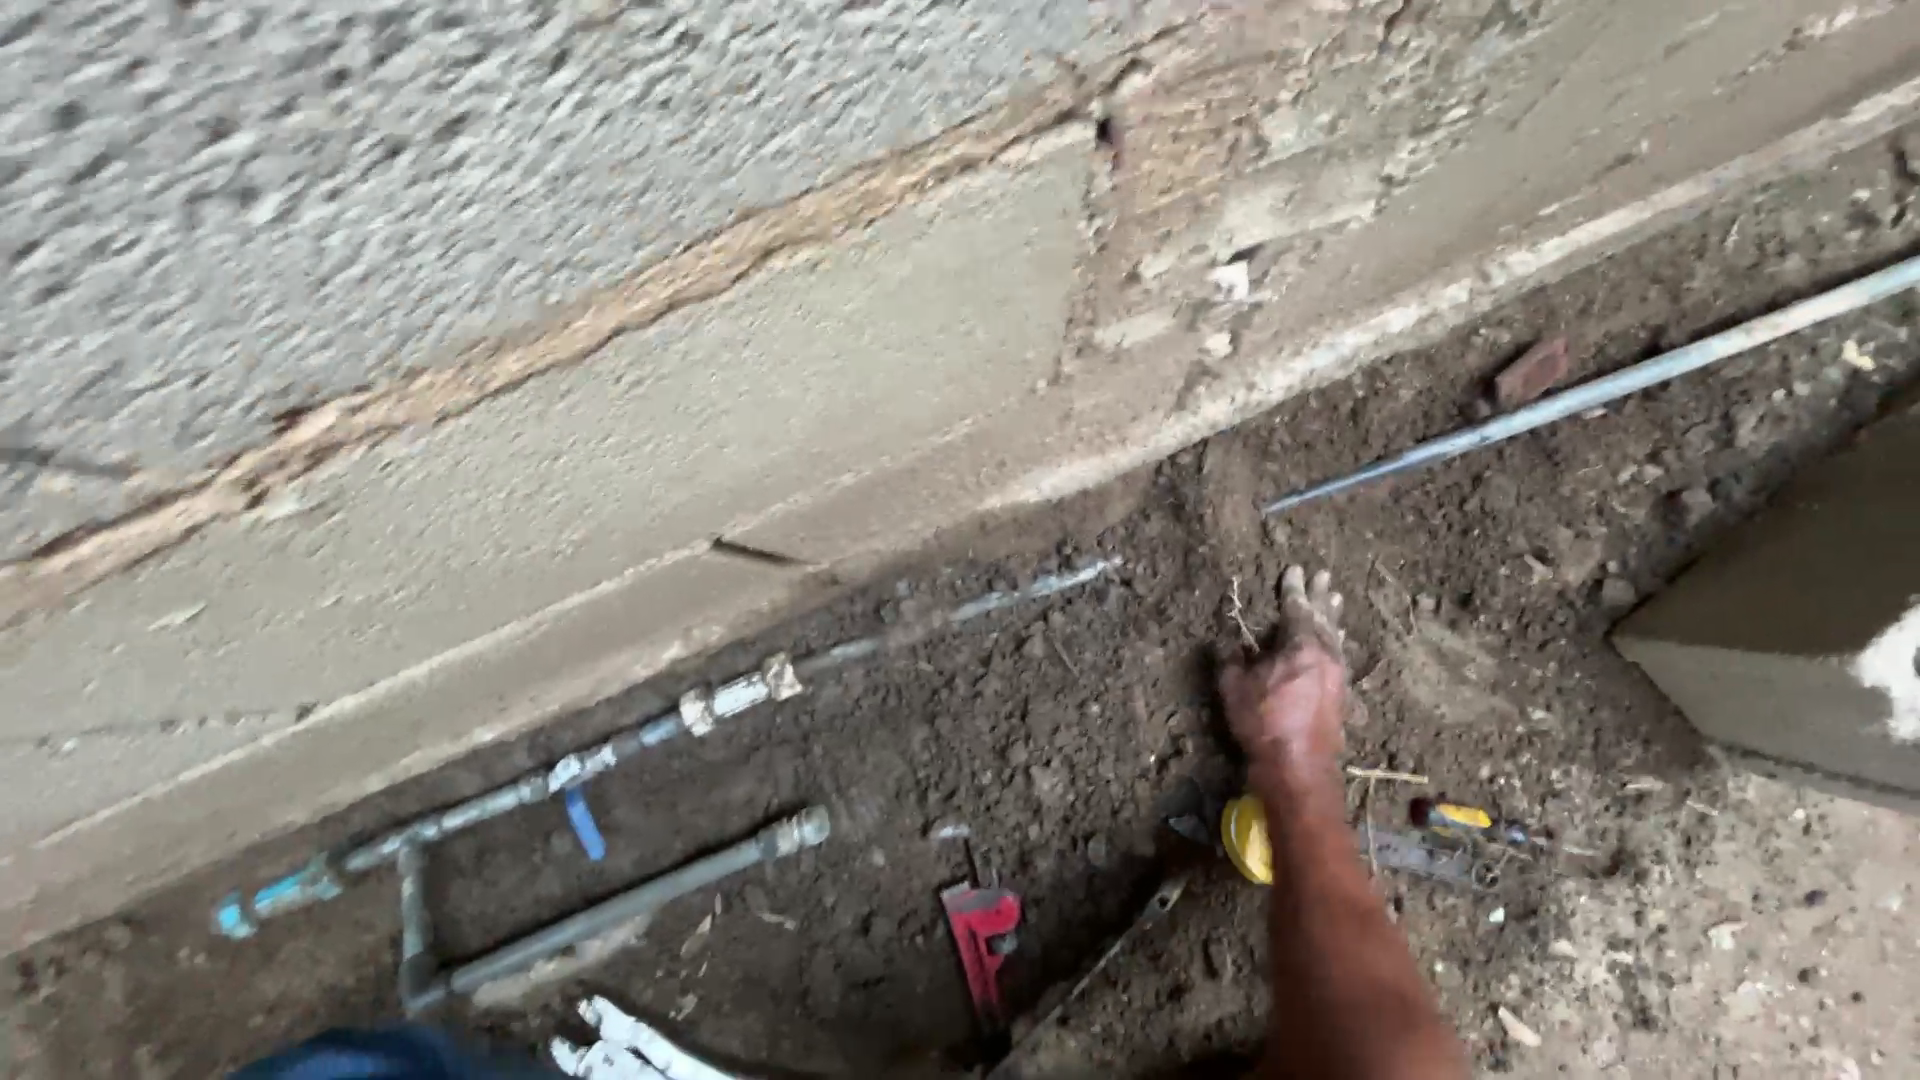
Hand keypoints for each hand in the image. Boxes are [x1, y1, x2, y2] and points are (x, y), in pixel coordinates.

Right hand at [1220, 566, 1348, 772]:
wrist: (1298, 768)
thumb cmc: (1263, 723)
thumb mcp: (1234, 686)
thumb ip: (1230, 658)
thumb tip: (1228, 641)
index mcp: (1301, 646)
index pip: (1296, 609)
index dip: (1292, 589)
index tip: (1294, 570)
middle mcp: (1326, 656)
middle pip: (1324, 618)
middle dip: (1321, 596)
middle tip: (1325, 576)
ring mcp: (1338, 676)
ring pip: (1335, 637)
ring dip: (1333, 617)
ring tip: (1336, 602)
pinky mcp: (1341, 695)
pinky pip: (1339, 655)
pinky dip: (1335, 641)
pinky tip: (1334, 643)